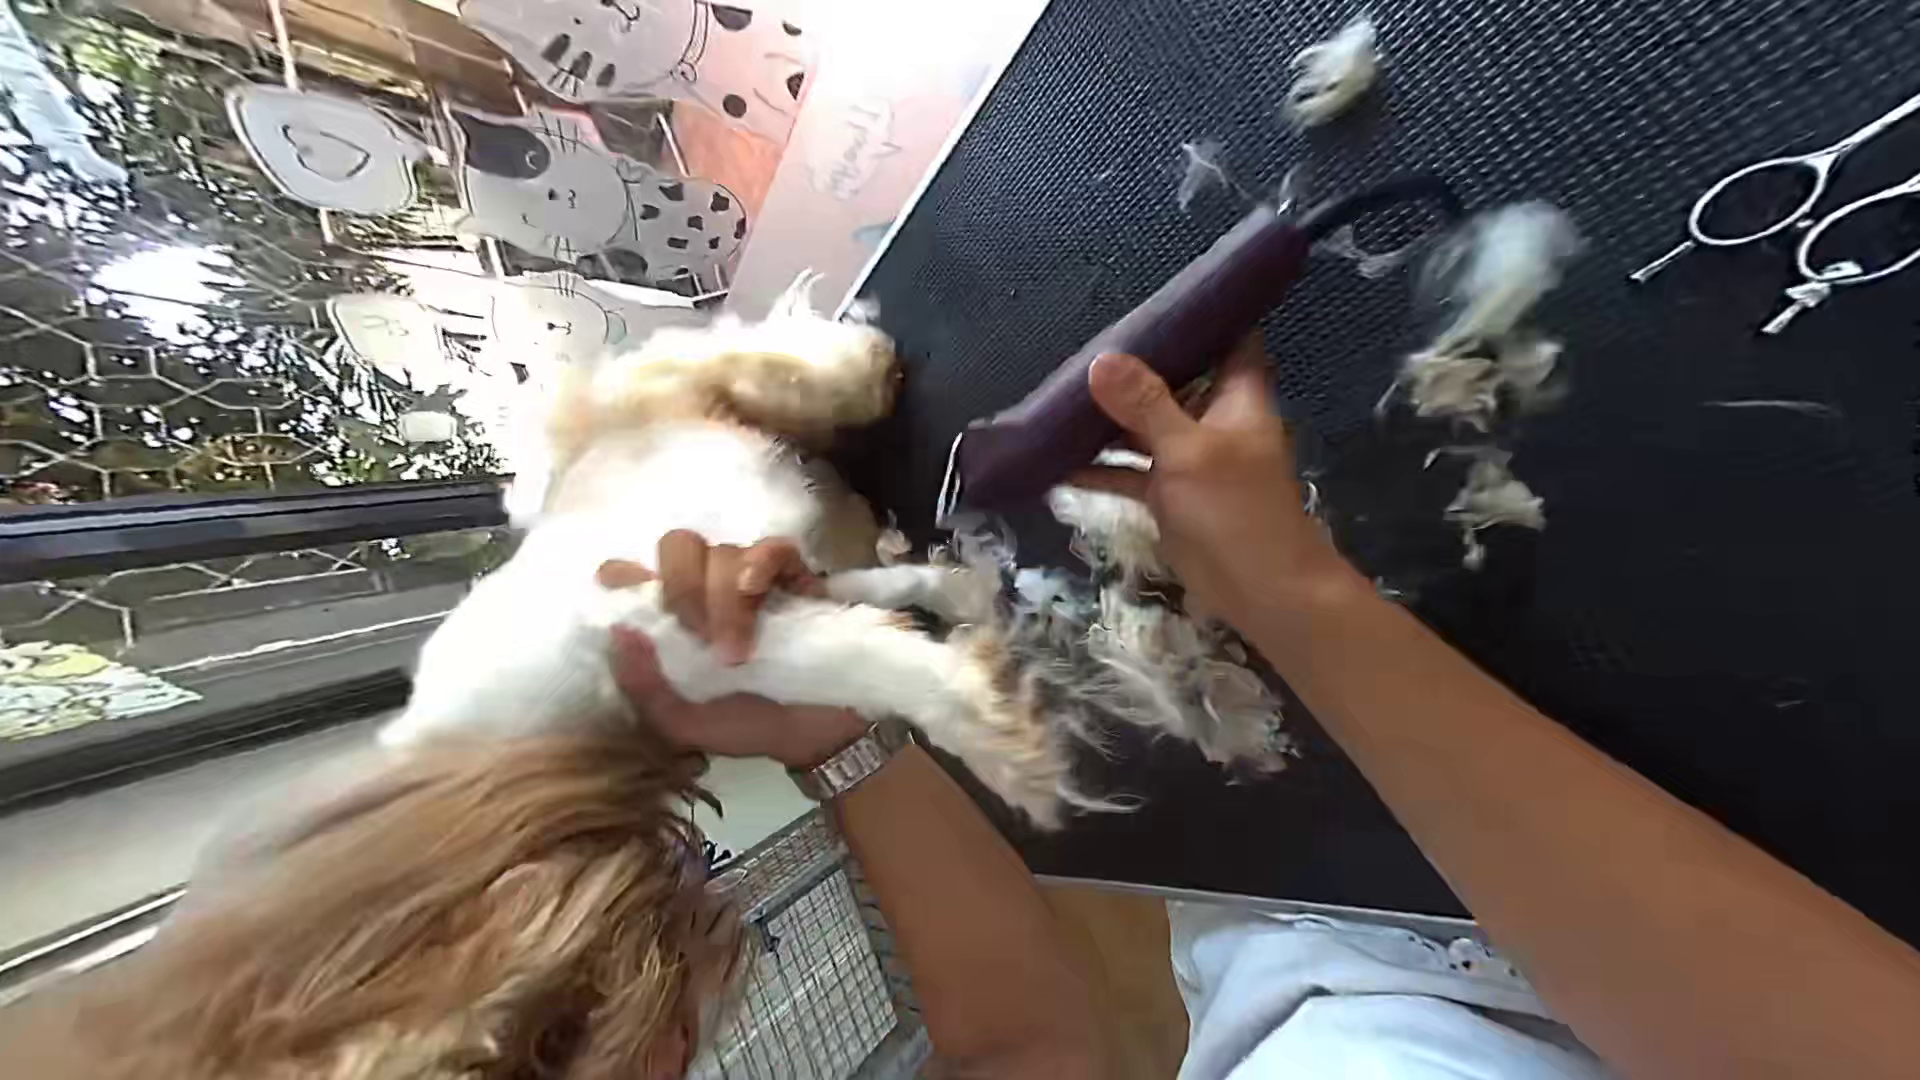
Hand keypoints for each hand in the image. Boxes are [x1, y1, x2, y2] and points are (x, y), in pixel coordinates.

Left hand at [602, 532, 867, 767]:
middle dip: (682, 589)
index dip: (625, 578)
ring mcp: (753, 579)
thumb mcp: (685, 724)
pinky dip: (760, 563)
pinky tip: (755, 589)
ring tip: (740, 653)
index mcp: (673, 620)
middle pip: (679, 547)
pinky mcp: (796, 577)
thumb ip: (644, 686)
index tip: (632, 609)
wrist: (818, 733)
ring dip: (725, 600)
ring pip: (725, 552)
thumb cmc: (750, 727)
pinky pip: (775, 549)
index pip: (632, 573)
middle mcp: (708, 588)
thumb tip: (619, 630)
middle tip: (701, 640)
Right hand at [1071, 334, 1360, 624]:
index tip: (1154, 302)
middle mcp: (1210, 421)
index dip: (1199, 318)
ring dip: (1107, 421)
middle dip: (1132, 371)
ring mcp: (1185, 459)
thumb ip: (1145, 404)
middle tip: (1083, 352)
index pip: (1226, 339)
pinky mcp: (1165, 493)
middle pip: (1171, 383)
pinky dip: (1099, 469)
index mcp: (1235, 397)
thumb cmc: (1235, 509)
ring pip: (1142, 429)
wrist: (1256, 588)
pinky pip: (1127, 472)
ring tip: (1059, 402)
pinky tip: (1057, 464)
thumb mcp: (1188, 449)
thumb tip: (1101, 361)